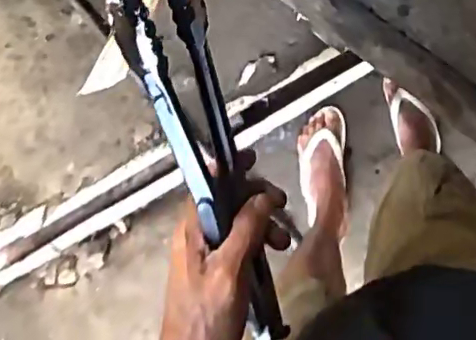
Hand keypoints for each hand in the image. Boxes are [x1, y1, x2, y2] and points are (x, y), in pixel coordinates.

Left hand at [159, 164, 290, 339]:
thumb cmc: (206, 316)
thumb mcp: (229, 270)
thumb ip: (245, 228)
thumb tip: (263, 194)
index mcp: (193, 226)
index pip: (208, 181)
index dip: (229, 166)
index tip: (253, 159)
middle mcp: (197, 233)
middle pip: (228, 198)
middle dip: (256, 198)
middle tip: (282, 204)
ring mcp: (206, 253)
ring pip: (237, 221)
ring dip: (262, 223)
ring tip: (283, 241)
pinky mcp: (216, 270)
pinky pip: (239, 243)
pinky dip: (258, 242)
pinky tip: (273, 252)